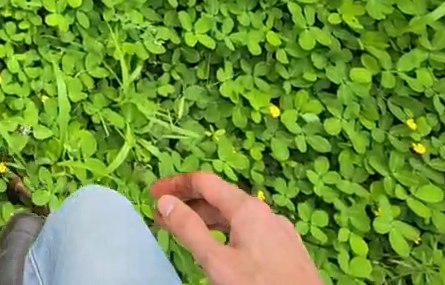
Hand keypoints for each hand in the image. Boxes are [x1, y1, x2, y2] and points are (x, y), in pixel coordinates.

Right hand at [148, 172, 324, 284]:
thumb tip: (165, 201)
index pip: (204, 181)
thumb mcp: (217, 263)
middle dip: (189, 206)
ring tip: (188, 237)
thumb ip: (189, 229)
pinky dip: (228, 235)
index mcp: (248, 208)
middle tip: (164, 221)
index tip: (153, 196)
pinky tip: (224, 254)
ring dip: (208, 222)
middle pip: (220, 199)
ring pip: (237, 218)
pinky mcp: (292, 255)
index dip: (175, 185)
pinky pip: (252, 234)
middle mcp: (267, 214)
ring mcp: (282, 234)